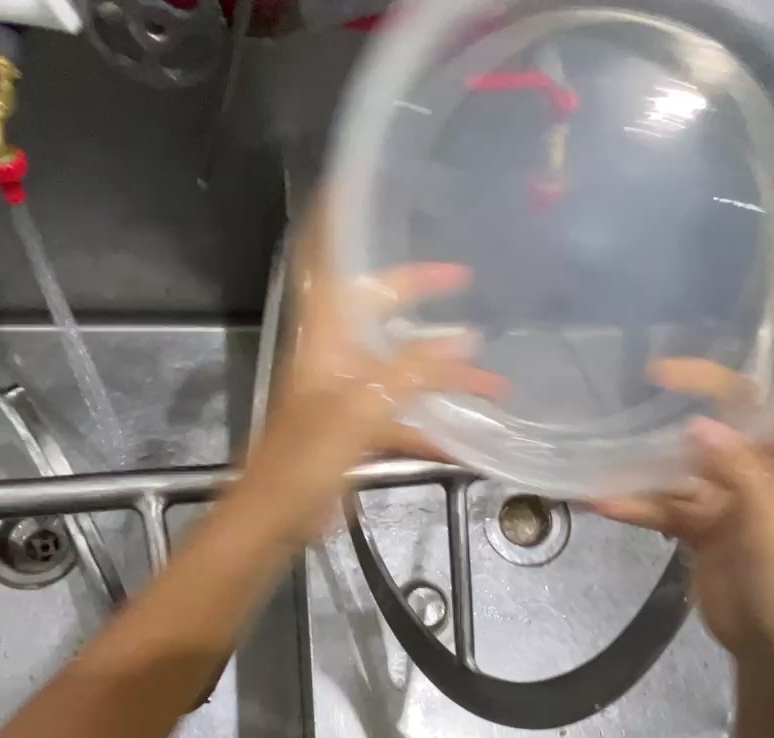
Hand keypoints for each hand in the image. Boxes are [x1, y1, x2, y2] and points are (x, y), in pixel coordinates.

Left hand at [242, 205, 504, 538]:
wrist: (277, 517)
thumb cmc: (306, 457)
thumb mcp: (362, 408)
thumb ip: (414, 372)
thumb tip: (467, 339)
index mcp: (326, 336)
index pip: (328, 262)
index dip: (340, 221)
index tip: (362, 184)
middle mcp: (337, 355)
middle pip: (379, 310)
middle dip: (421, 294)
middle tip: (467, 284)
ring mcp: (349, 395)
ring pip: (402, 371)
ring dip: (445, 377)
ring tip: (497, 384)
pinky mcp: (358, 432)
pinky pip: (404, 419)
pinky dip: (434, 428)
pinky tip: (470, 444)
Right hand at [594, 288, 773, 672]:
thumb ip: (739, 476)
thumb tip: (696, 428)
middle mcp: (768, 471)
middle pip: (737, 415)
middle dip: (703, 388)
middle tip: (658, 371)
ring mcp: (733, 499)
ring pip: (688, 461)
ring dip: (652, 456)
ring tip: (610, 442)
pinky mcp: (702, 528)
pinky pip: (665, 505)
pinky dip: (636, 503)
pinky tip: (601, 499)